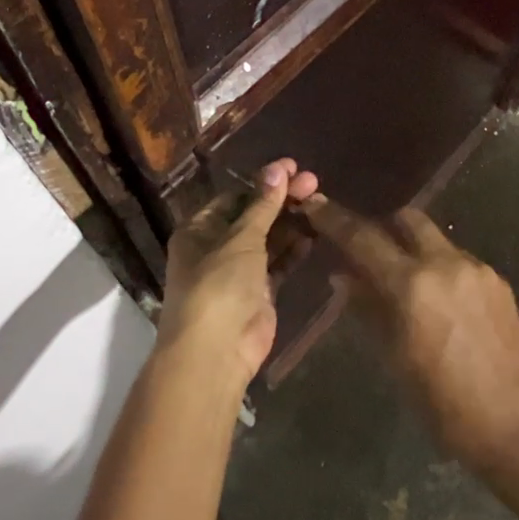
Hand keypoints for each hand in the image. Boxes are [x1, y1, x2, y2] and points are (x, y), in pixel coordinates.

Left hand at [158, 158, 318, 391]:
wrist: (215, 352)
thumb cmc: (218, 285)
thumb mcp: (240, 239)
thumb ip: (262, 206)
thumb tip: (278, 169)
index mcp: (199, 230)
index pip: (234, 197)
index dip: (263, 182)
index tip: (293, 168)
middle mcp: (215, 248)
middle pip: (253, 217)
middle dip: (281, 200)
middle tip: (314, 182)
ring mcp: (237, 273)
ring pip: (267, 240)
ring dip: (290, 222)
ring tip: (319, 200)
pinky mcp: (258, 294)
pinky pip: (277, 265)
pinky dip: (293, 249)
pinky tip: (314, 232)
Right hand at [298, 197, 518, 470]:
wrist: (513, 425)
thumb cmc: (441, 403)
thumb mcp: (393, 357)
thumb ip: (367, 308)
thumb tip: (343, 277)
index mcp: (412, 285)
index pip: (363, 238)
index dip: (335, 220)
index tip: (315, 205)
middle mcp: (446, 263)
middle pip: (407, 218)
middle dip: (383, 226)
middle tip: (368, 248)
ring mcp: (477, 269)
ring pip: (436, 239)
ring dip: (414, 249)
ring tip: (406, 284)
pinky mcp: (499, 282)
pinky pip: (459, 261)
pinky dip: (440, 269)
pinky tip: (440, 303)